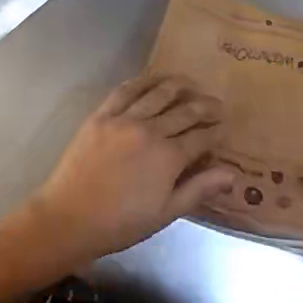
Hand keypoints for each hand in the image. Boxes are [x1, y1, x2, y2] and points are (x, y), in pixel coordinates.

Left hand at [27, 74, 239, 265]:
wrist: (70, 219)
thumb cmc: (121, 223)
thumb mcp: (166, 212)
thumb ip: (199, 189)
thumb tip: (232, 174)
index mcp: (169, 157)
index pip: (201, 137)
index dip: (216, 131)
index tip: (225, 127)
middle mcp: (150, 131)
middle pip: (185, 111)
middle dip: (205, 106)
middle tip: (217, 104)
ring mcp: (123, 120)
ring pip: (158, 94)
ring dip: (179, 86)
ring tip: (191, 83)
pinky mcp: (100, 116)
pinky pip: (125, 92)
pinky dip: (142, 82)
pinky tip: (152, 79)